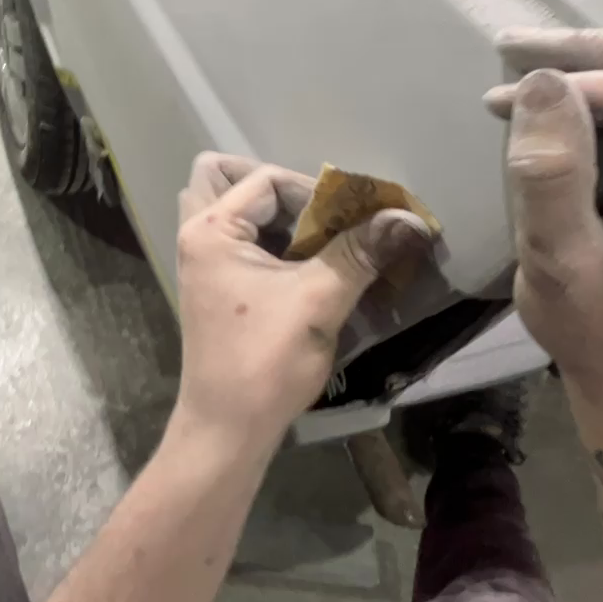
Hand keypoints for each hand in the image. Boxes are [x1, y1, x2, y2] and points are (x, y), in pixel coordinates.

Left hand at [173, 153, 431, 451]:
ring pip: (219, 204)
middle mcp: (194, 234)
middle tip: (308, 208)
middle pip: (218, 174)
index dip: (313, 192)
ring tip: (305, 231)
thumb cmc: (266, 361)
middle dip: (267, 181)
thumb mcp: (318, 301)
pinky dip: (258, 233)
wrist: (227, 427)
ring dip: (261, 207)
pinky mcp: (210, 282)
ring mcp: (198, 259)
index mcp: (210, 229)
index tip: (350, 221)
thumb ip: (359, 253)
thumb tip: (408, 218)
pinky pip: (227, 234)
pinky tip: (295, 258)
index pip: (265, 179)